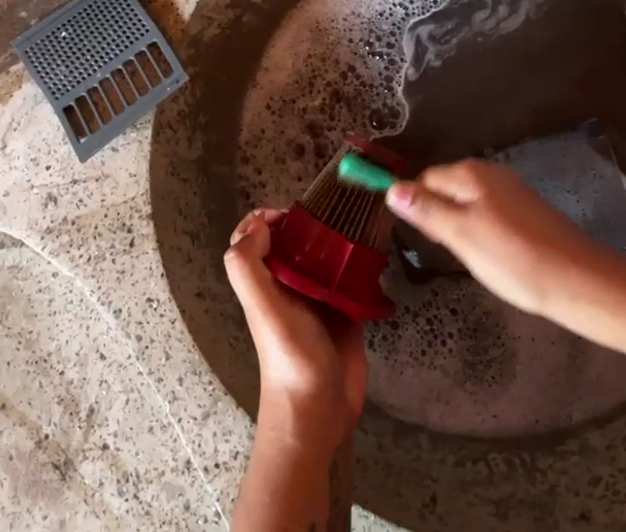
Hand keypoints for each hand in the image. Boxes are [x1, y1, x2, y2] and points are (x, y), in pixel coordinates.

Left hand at [225, 209, 368, 444]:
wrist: (320, 412)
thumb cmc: (290, 358)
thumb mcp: (263, 309)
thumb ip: (248, 266)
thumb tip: (258, 223)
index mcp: (264, 280)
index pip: (257, 236)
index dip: (269, 217)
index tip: (299, 213)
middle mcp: (289, 285)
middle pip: (295, 242)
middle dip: (312, 225)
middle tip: (338, 216)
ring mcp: (319, 299)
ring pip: (325, 258)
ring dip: (339, 242)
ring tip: (360, 228)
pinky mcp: (346, 312)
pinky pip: (352, 280)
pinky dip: (362, 266)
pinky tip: (377, 255)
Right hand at [385, 159, 603, 316]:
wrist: (580, 282)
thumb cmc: (514, 259)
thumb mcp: (461, 236)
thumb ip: (426, 210)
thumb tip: (392, 188)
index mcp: (472, 174)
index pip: (426, 179)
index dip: (418, 206)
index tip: (426, 238)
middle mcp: (491, 174)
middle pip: (447, 189)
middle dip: (440, 218)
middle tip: (452, 252)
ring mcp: (512, 193)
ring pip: (468, 205)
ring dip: (461, 229)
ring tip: (473, 258)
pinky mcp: (527, 213)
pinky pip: (489, 216)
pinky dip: (484, 234)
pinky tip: (495, 258)